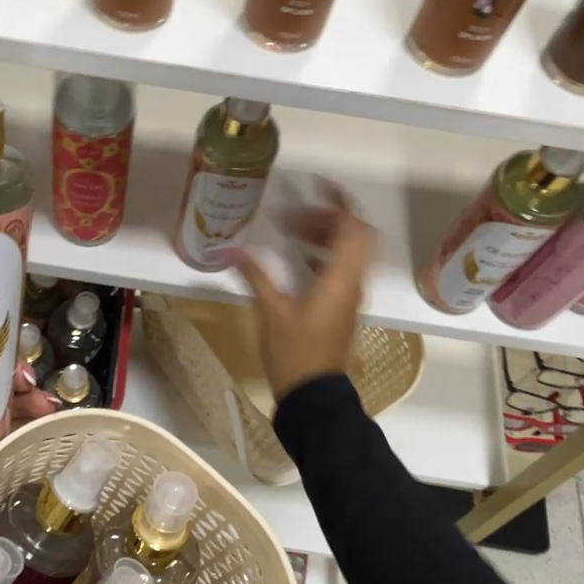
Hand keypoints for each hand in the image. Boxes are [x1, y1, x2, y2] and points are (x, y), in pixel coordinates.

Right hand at [223, 191, 373, 400]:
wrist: (313, 396)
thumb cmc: (295, 353)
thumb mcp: (271, 312)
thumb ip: (255, 275)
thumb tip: (230, 250)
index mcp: (341, 278)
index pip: (353, 227)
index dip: (339, 201)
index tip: (316, 187)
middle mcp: (353, 283)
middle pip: (353, 236)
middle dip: (326, 219)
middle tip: (295, 217)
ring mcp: (350, 297)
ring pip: (348, 253)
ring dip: (325, 237)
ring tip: (292, 234)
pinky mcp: (343, 309)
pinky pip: (341, 271)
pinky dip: (325, 257)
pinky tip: (299, 260)